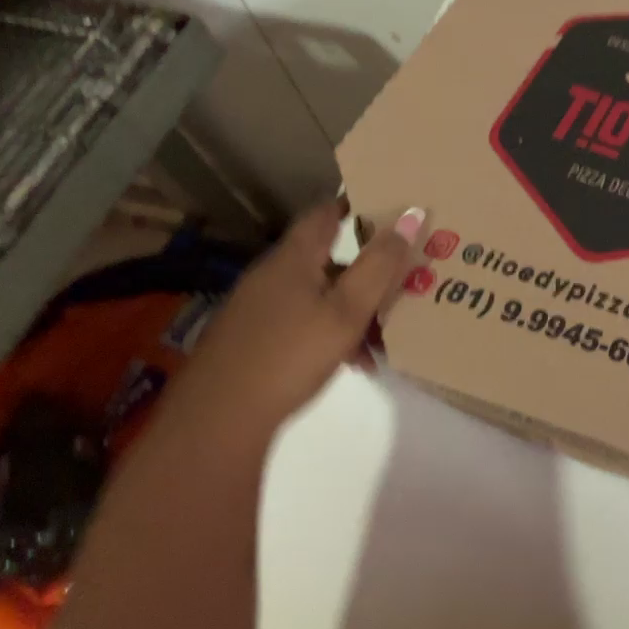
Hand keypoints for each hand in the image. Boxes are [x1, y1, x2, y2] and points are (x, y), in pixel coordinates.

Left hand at [164, 201, 423, 432]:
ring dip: (355, 309)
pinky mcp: (252, 340)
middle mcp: (272, 276)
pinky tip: (354, 363)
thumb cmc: (290, 355)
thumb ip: (381, 264)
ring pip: (320, 294)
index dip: (359, 205)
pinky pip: (304, 321)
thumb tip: (412, 213)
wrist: (216, 422)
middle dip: (368, 269)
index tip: (395, 210)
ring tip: (386, 338)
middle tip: (406, 278)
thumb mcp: (348, 311)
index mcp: (293, 259)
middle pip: (329, 259)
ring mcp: (259, 309)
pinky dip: (333, 333)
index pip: (326, 213)